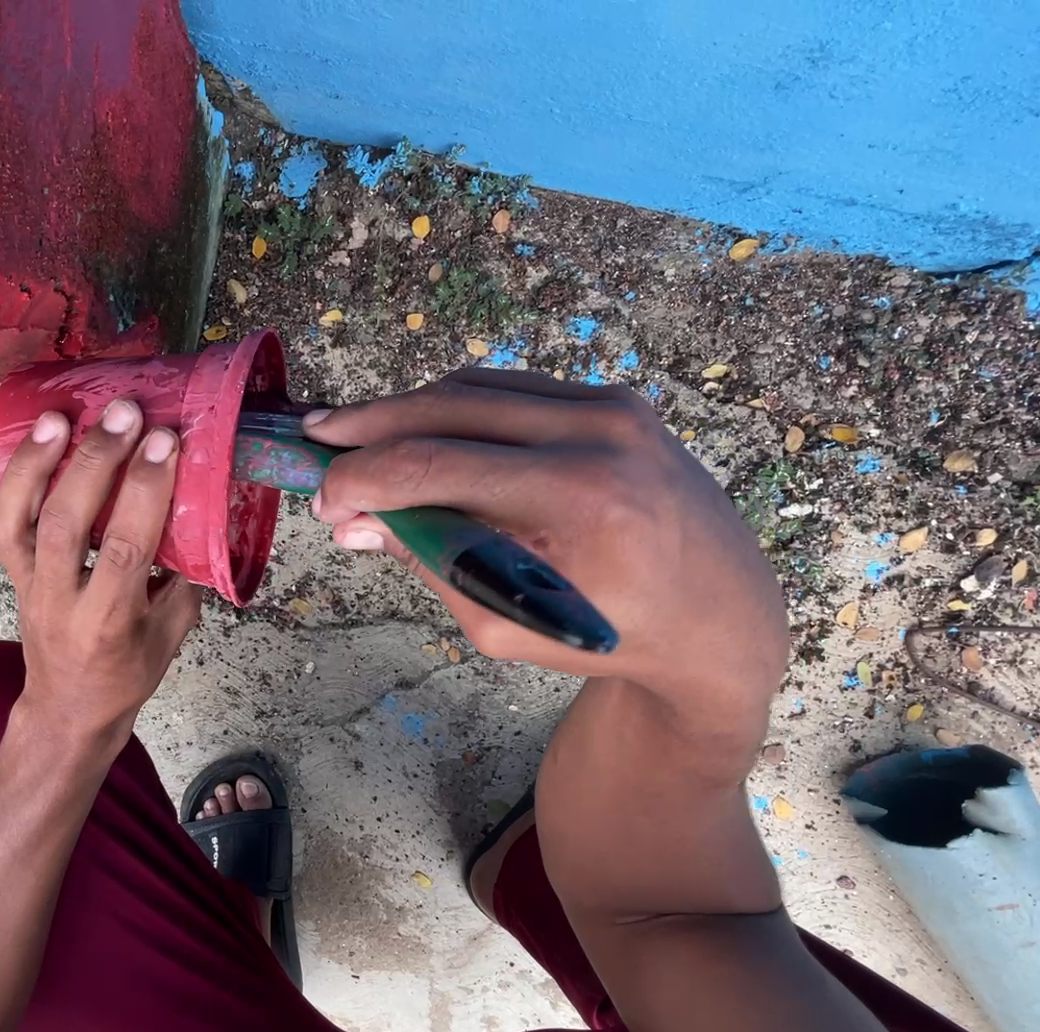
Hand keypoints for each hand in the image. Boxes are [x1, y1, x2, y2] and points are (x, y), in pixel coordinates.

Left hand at [0, 399, 201, 752]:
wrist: (67, 708)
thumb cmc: (125, 673)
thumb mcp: (171, 634)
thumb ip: (182, 576)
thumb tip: (197, 507)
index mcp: (108, 621)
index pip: (125, 548)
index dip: (144, 491)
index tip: (164, 441)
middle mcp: (58, 599)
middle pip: (65, 524)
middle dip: (94, 461)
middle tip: (123, 412)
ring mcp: (25, 584)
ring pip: (13, 520)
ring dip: (33, 463)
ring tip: (57, 416)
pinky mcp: (7, 574)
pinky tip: (11, 443)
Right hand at [307, 368, 787, 721]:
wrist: (723, 613)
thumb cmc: (611, 635)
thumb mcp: (505, 624)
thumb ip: (427, 562)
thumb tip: (351, 523)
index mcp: (578, 498)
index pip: (434, 465)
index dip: (361, 476)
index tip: (322, 499)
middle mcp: (598, 432)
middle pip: (446, 406)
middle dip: (367, 423)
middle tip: (316, 439)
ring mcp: (611, 405)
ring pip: (472, 387)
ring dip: (403, 410)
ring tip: (355, 436)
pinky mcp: (612, 400)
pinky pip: (507, 390)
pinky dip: (450, 407)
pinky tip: (417, 429)